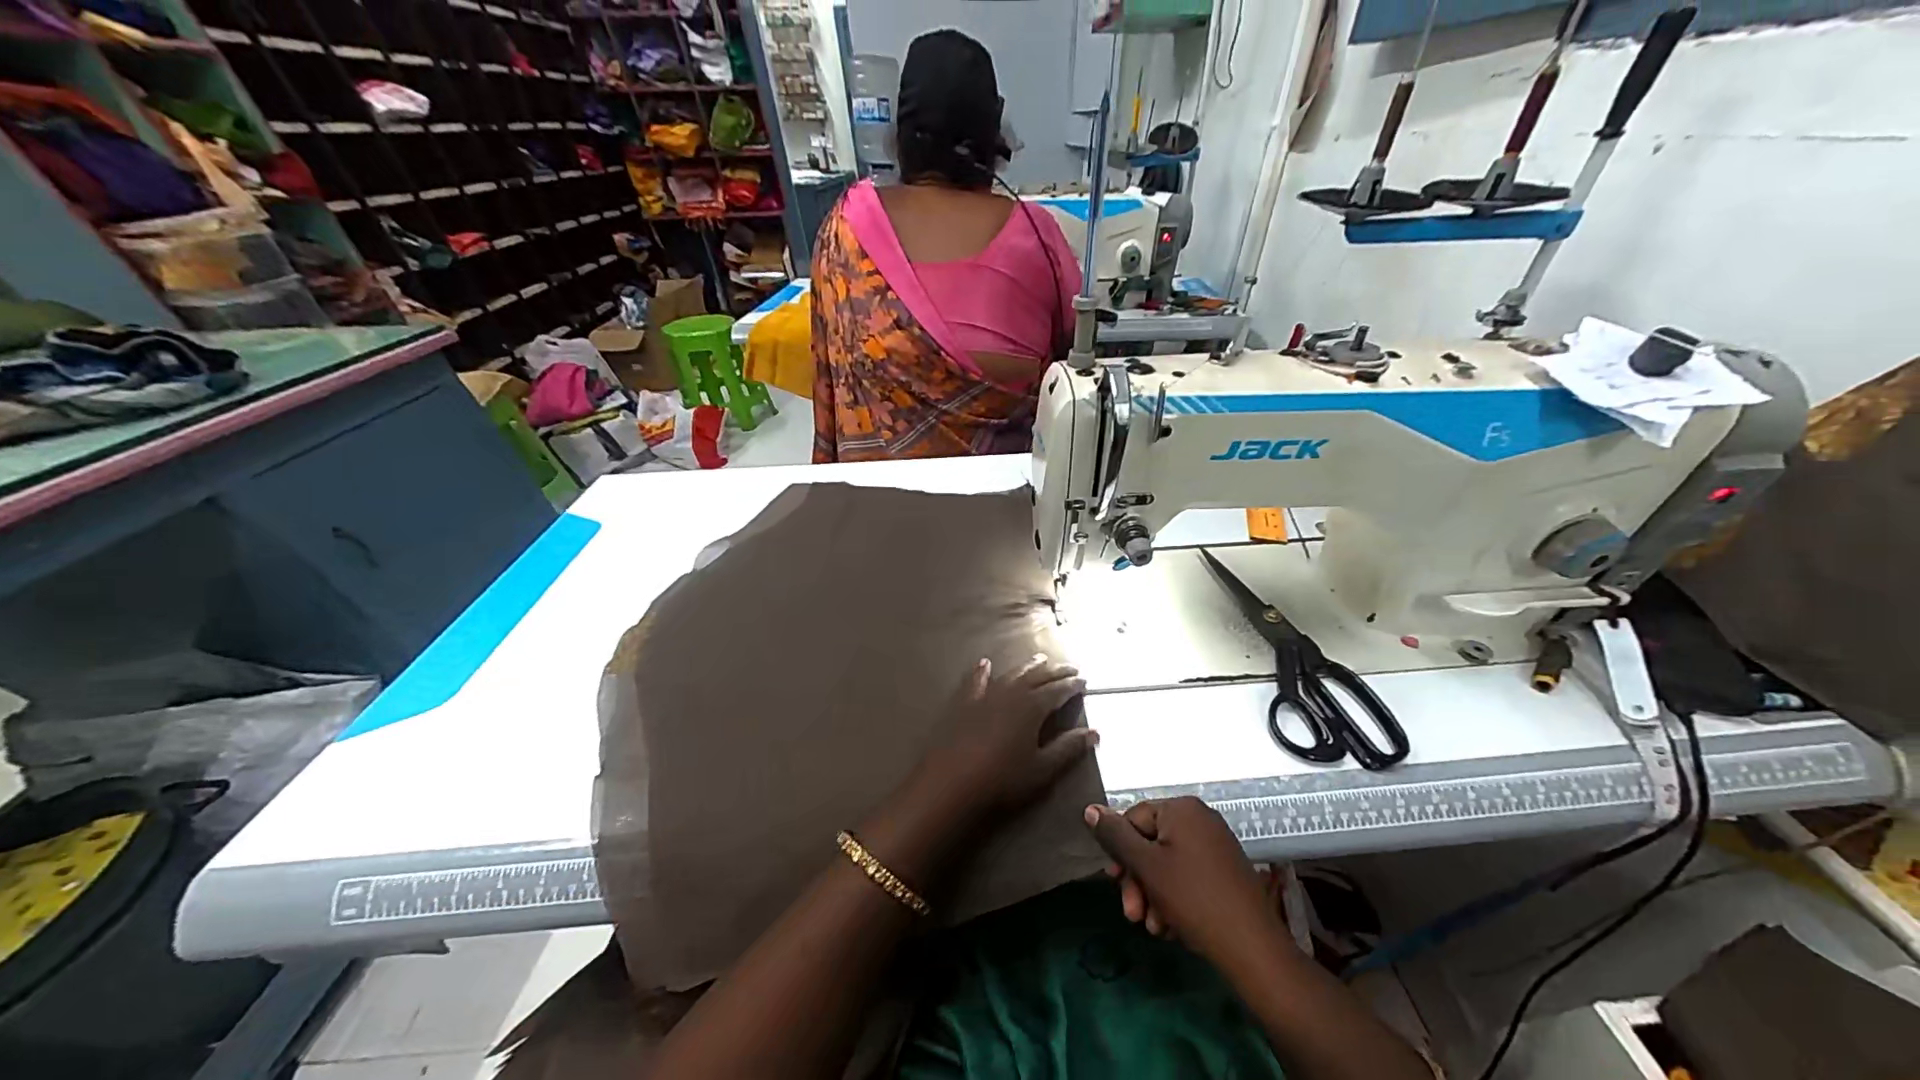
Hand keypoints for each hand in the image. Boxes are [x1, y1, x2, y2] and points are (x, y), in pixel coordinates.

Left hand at [908, 655, 1093, 825]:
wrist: (952, 780)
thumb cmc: (1002, 778)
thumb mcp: (1042, 768)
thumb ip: (1068, 748)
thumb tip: (1095, 732)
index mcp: (1033, 707)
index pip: (1058, 690)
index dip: (1073, 686)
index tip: (1085, 681)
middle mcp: (1011, 693)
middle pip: (1037, 676)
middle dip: (1056, 671)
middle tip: (1070, 667)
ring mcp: (986, 695)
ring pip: (1012, 674)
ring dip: (1028, 666)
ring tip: (1040, 660)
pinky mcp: (965, 703)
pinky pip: (976, 680)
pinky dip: (983, 671)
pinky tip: (985, 663)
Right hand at [1084, 797, 1282, 972]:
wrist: (1253, 948)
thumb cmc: (1194, 899)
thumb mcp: (1146, 866)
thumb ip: (1115, 836)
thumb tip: (1090, 809)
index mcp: (1182, 809)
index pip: (1133, 818)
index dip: (1120, 852)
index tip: (1114, 882)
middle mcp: (1200, 819)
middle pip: (1150, 843)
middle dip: (1137, 881)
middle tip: (1132, 914)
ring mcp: (1215, 845)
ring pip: (1166, 865)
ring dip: (1153, 895)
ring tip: (1154, 927)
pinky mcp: (1225, 871)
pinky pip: (1187, 876)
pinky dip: (1174, 899)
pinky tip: (1171, 927)